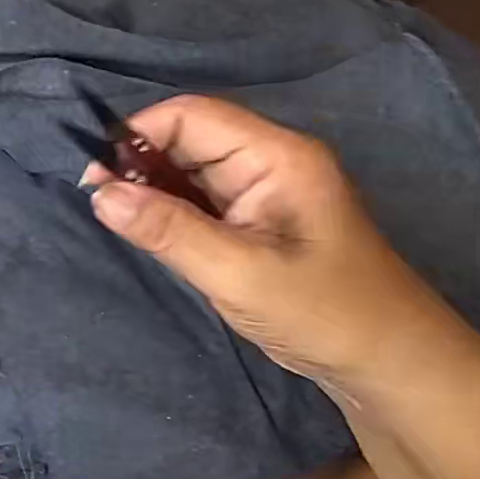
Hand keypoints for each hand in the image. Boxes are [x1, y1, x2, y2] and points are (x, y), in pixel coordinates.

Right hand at [84, 95, 475, 387]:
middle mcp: (265, 161)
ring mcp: (258, 190)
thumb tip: (99, 193)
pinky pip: (194, 199)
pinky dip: (163, 210)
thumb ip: (167, 229)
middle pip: (184, 138)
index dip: (136, 134)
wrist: (385, 361)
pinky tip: (143, 230)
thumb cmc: (323, 313)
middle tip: (97, 202)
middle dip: (136, 163)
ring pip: (185, 169)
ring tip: (113, 218)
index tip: (94, 177)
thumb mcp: (237, 272)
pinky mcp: (250, 219)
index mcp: (274, 156)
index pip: (190, 117)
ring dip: (147, 188)